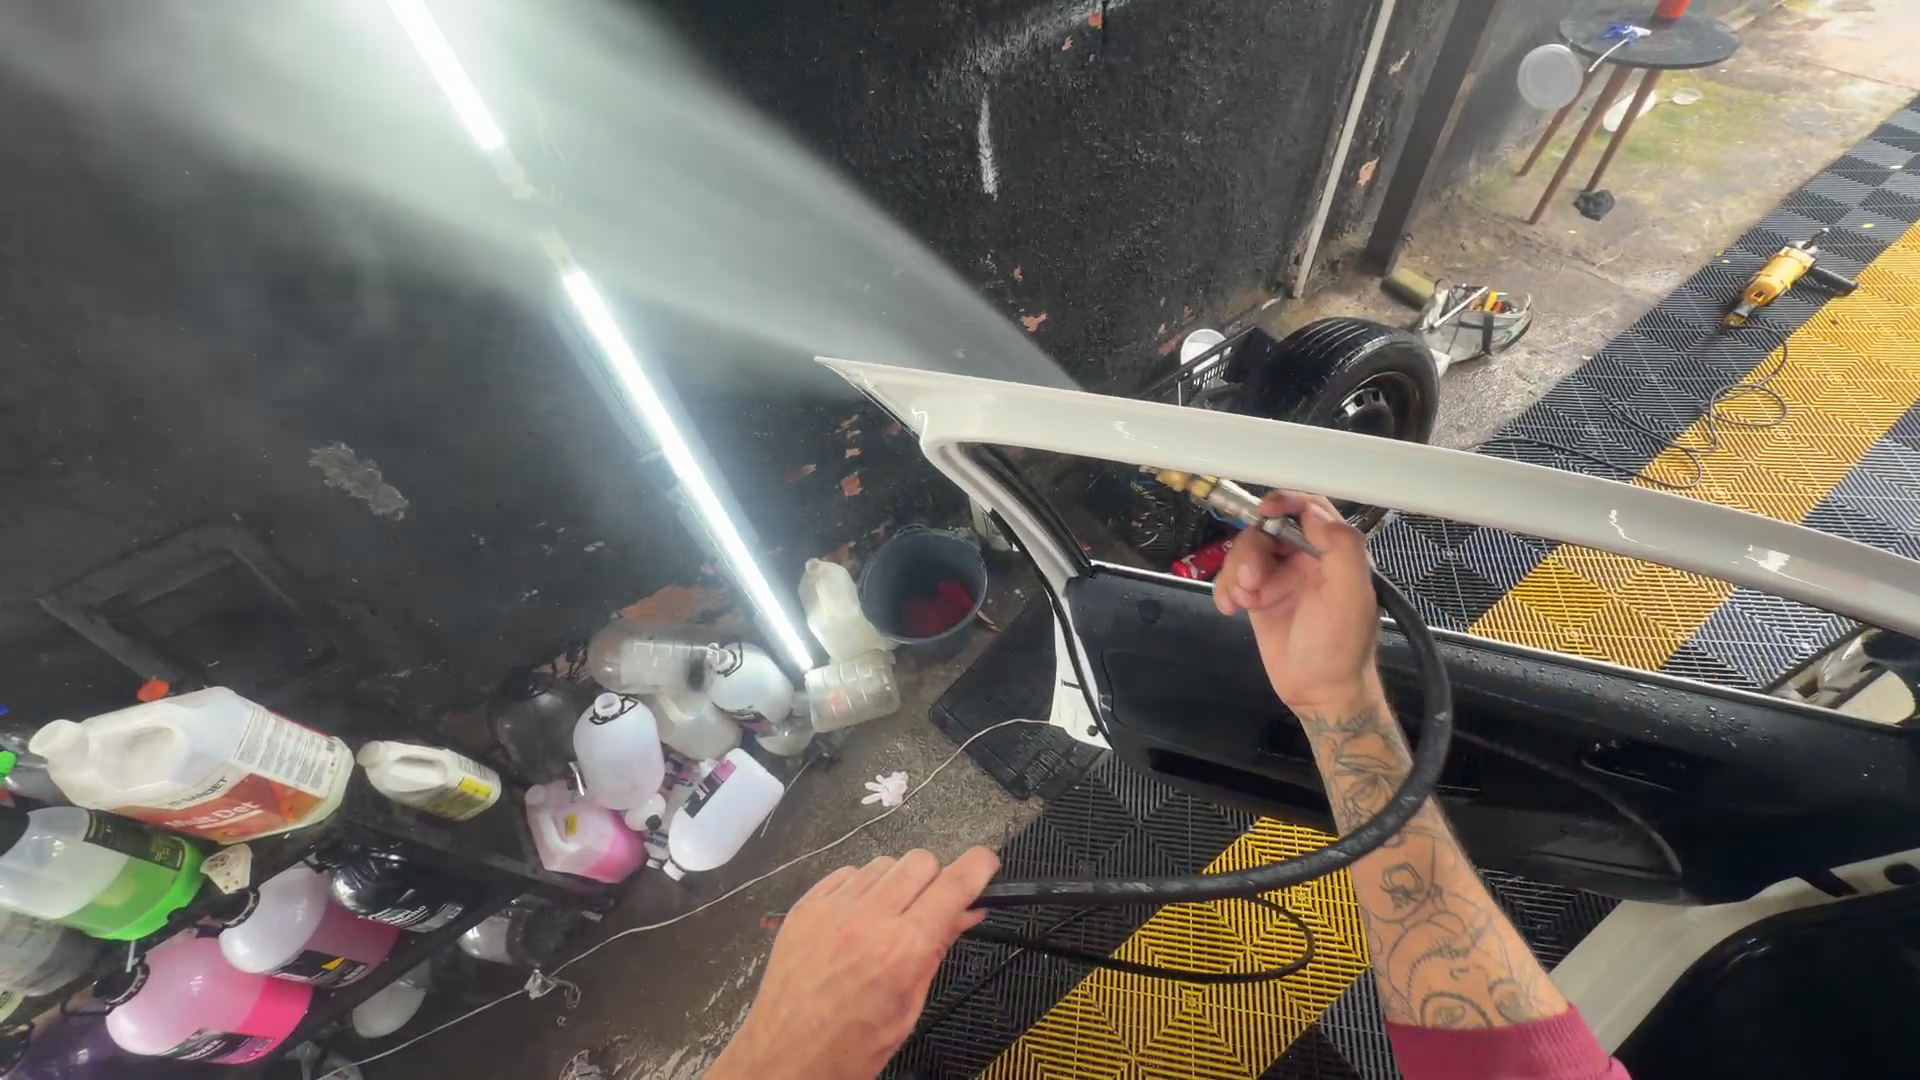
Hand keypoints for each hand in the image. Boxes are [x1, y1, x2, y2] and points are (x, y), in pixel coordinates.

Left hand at [709, 848, 999, 1079]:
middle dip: (934, 879)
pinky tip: (855, 918)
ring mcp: (834, 907)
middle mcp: (870, 918)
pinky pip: (848, 872)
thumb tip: (968, 911)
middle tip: (928, 908)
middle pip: (921, 860)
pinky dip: (860, 887)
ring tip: (886, 918)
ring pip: (885, 862)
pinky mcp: (808, 904)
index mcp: (903, 950)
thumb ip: (938, 949)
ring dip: (896, 883)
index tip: (986, 863)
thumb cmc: (850, 1049)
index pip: (954, 884)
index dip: (979, 866)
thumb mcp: (909, 1007)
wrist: (783, 1061)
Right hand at [1214, 491, 1379, 714]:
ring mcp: (1277, 577)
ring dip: (1236, 573)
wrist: (1317, 692)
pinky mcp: (1256, 596)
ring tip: (1243, 601)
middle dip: (1251, 552)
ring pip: (1243, 553)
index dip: (1286, 502)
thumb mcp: (1352, 597)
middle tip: (1252, 581)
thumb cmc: (1340, 647)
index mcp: (1333, 553)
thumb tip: (1315, 513)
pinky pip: (1230, 578)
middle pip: (1266, 530)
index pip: (1309, 510)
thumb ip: (1342, 549)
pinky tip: (1230, 609)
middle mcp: (1304, 559)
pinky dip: (1224, 589)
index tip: (1266, 511)